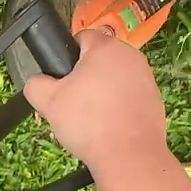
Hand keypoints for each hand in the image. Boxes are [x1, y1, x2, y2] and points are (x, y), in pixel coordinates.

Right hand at [23, 30, 167, 174]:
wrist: (128, 154)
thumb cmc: (87, 122)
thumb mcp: (48, 102)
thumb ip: (36, 85)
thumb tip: (37, 82)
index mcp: (105, 47)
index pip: (81, 37)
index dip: (67, 59)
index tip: (62, 83)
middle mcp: (130, 55)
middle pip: (98, 61)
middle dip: (84, 79)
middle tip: (72, 106)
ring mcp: (146, 76)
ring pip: (113, 80)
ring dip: (100, 94)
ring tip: (89, 121)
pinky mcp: (154, 98)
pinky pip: (127, 97)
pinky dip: (116, 108)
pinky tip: (107, 128)